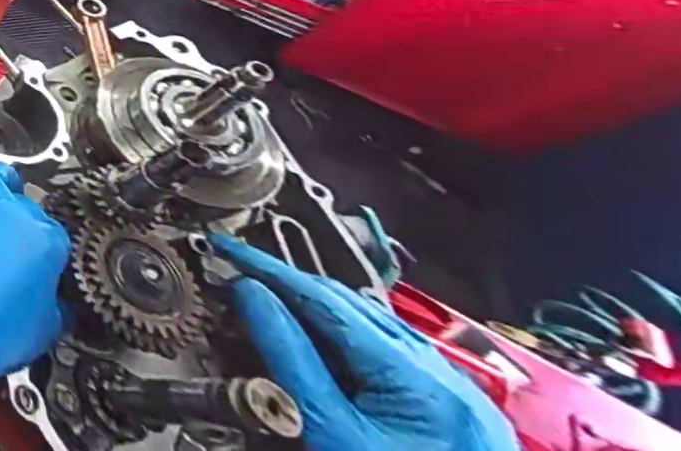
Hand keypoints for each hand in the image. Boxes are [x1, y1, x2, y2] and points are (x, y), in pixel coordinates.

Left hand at [0, 136, 69, 402]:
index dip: (42, 252)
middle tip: (7, 247)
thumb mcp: (43, 330)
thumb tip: (57, 294)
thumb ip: (58, 303)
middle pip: (28, 206)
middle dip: (20, 225)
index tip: (33, 264)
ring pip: (1, 177)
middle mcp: (22, 210)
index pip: (55, 236)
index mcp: (49, 241)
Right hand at [211, 235, 517, 450]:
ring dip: (308, 308)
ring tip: (261, 303)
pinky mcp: (447, 412)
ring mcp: (453, 394)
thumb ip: (290, 360)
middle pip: (346, 304)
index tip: (227, 248)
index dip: (268, 269)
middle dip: (286, 285)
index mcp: (423, 382)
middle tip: (233, 275)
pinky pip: (380, 353)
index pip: (326, 299)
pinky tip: (307, 342)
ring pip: (363, 324)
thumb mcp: (331, 437)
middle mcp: (448, 377)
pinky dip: (336, 338)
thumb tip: (252, 293)